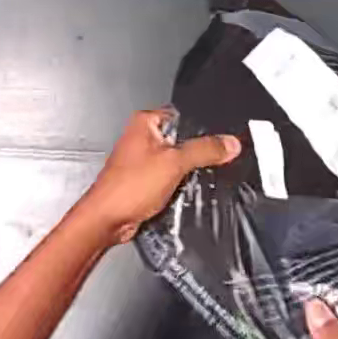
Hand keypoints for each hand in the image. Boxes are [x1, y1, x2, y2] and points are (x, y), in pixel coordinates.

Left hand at [74, 109, 239, 244]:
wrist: (106, 222)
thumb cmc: (130, 186)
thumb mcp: (175, 163)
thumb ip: (205, 150)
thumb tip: (231, 143)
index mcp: (146, 122)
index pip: (184, 116)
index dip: (203, 128)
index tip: (221, 140)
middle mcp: (142, 136)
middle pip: (182, 139)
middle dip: (197, 152)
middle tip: (213, 161)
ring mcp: (143, 159)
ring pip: (177, 160)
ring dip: (188, 171)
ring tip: (199, 178)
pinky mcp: (145, 180)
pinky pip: (170, 177)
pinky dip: (180, 183)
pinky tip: (188, 191)